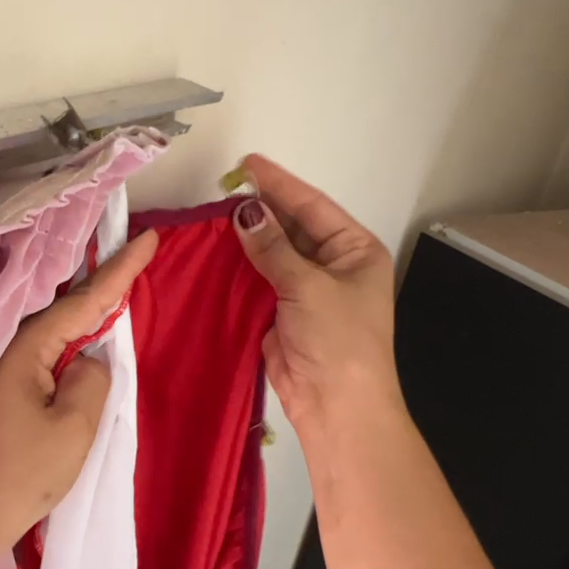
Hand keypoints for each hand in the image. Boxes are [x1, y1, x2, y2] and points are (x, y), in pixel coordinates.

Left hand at [0, 229, 158, 541]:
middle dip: (105, 283)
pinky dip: (76, 343)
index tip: (147, 237)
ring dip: (92, 312)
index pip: (85, 299)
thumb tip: (91, 361)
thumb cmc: (22, 472)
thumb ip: (93, 380)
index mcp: (30, 347)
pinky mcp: (10, 394)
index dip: (120, 269)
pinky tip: (91, 341)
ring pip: (61, 332)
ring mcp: (10, 372)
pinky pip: (53, 356)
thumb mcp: (74, 425)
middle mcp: (16, 350)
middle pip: (70, 308)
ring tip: (124, 286)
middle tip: (140, 254)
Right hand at [230, 154, 401, 440]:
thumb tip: (246, 211)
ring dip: (247, 238)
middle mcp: (333, 266)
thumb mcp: (309, 285)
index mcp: (355, 251)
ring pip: (272, 254)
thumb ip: (274, 248)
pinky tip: (215, 251)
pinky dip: (238, 267)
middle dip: (261, 209)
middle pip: (292, 227)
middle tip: (223, 189)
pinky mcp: (281, 313)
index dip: (281, 185)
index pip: (313, 207)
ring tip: (213, 215)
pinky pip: (258, 281)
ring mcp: (306, 290)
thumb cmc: (338, 339)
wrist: (334, 404)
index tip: (248, 164)